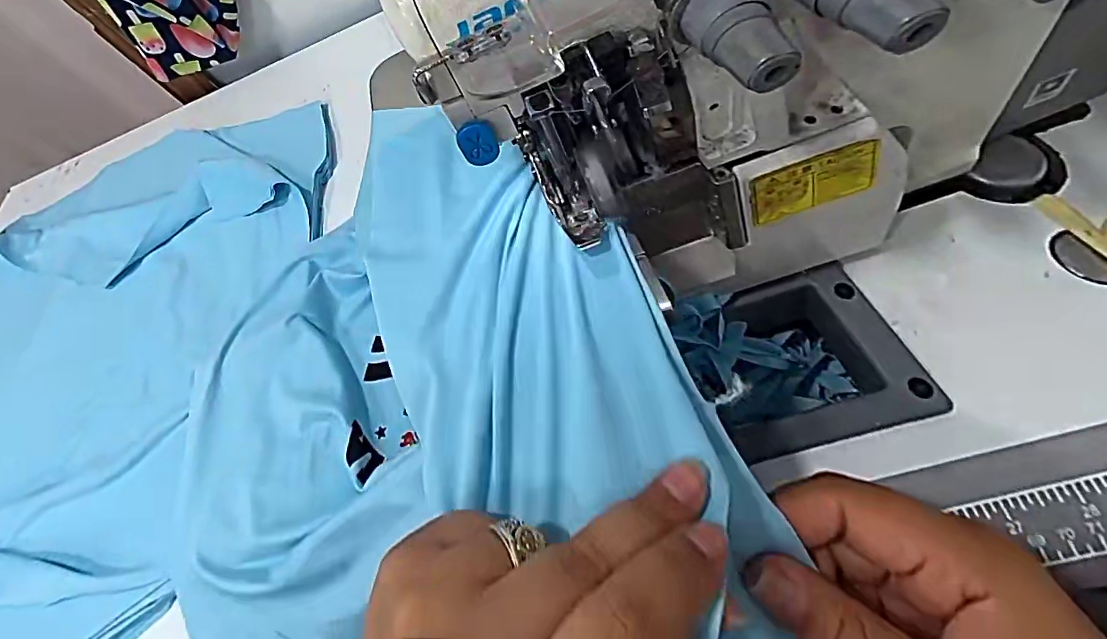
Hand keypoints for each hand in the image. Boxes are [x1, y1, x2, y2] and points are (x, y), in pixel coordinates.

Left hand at [365, 460, 729, 638]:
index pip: (622, 620)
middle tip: (683, 483)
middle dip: (640, 524)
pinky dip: (495, 546)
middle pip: (577, 565)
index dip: (673, 574)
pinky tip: (498, 579)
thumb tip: (687, 586)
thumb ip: (633, 637)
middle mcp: (473, 634)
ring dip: (555, 552)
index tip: (709, 534)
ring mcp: (426, 597)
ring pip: (524, 537)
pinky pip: (473, 526)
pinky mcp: (397, 568)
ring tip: (565, 578)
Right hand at [743, 474, 1102, 638]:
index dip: (778, 519)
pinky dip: (833, 616)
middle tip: (750, 599)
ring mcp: (951, 590)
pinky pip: (868, 599)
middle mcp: (956, 558)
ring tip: (777, 621)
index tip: (737, 552)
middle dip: (788, 561)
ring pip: (844, 566)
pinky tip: (807, 628)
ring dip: (805, 593)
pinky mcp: (946, 620)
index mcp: (967, 553)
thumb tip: (764, 571)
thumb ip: (842, 622)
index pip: (838, 499)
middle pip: (836, 529)